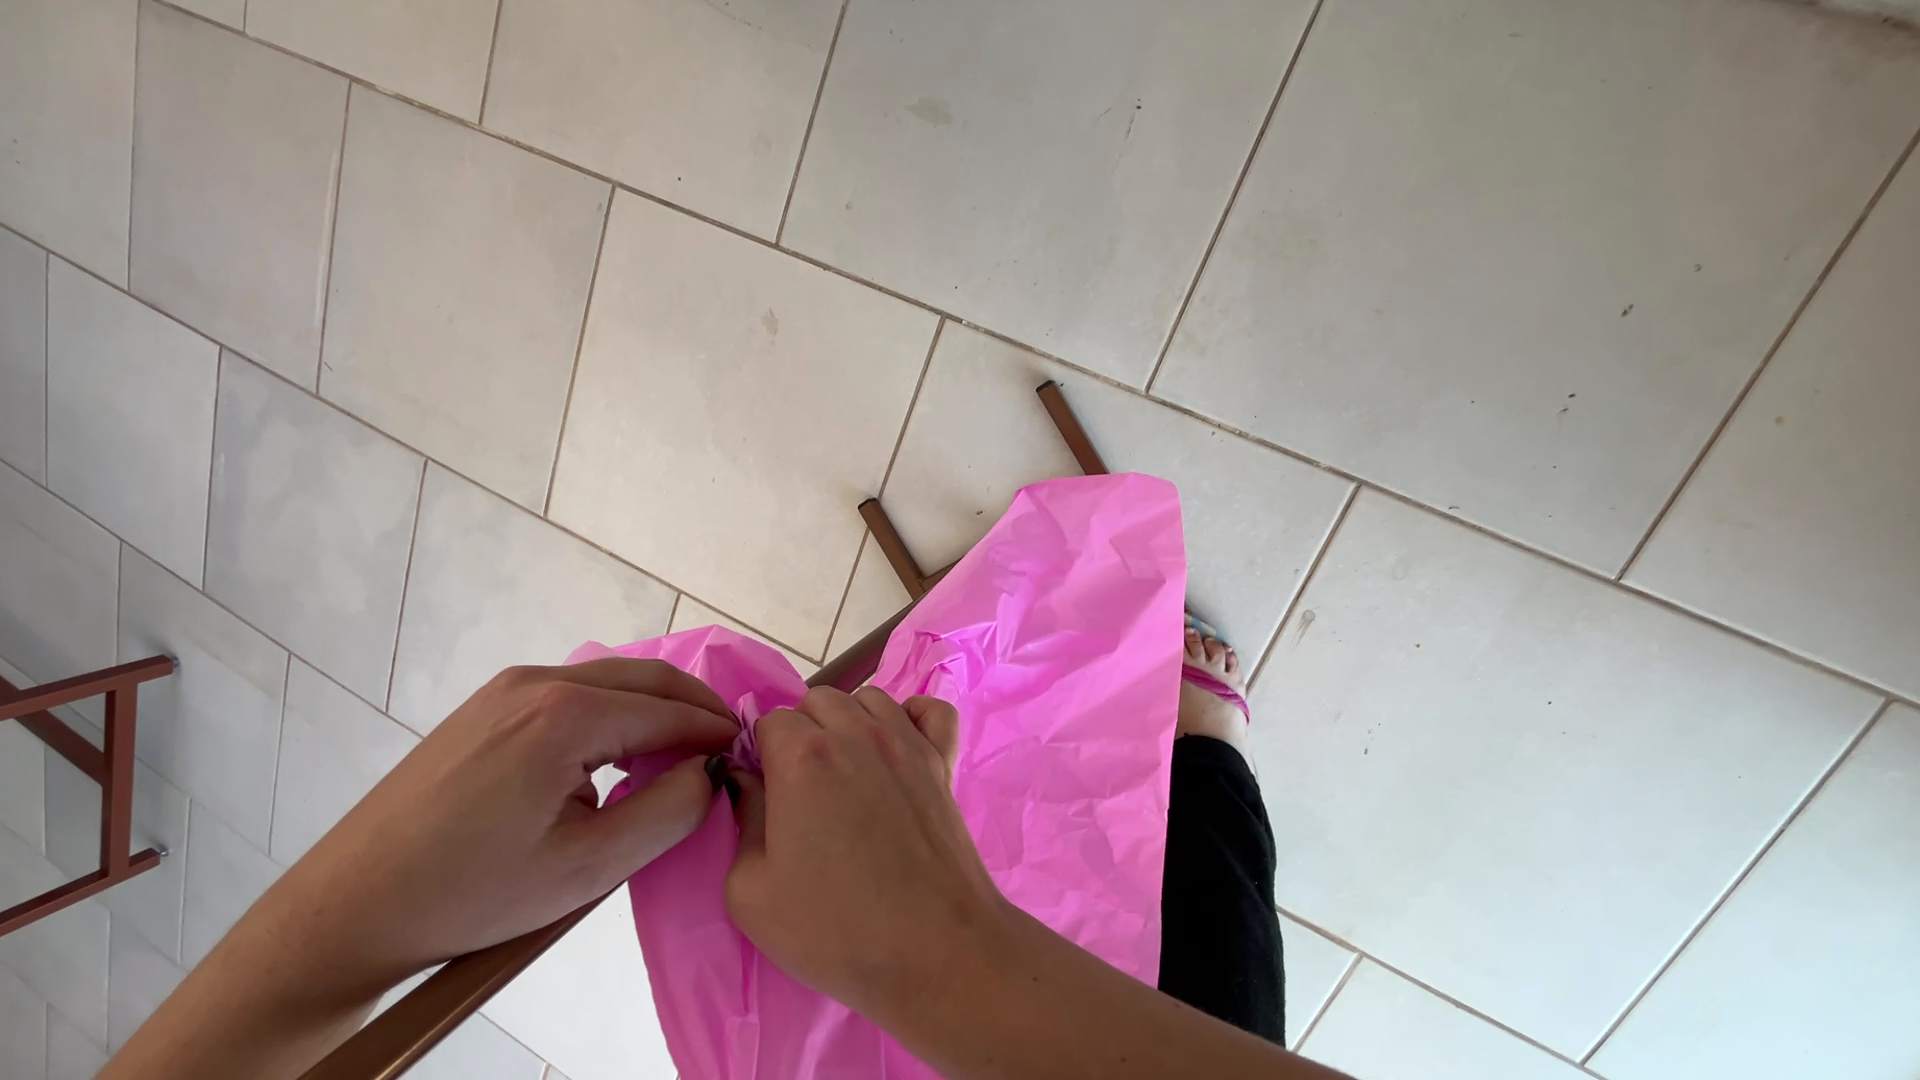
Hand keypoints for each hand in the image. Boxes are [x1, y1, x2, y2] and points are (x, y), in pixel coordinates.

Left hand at [254, 658, 739, 1001]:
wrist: (347, 909)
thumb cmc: (474, 894)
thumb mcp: (589, 867)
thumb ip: (669, 810)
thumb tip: (710, 770)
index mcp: (565, 714)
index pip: (670, 710)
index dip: (716, 731)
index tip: (749, 754)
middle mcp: (538, 681)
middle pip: (645, 678)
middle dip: (694, 706)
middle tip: (726, 744)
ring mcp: (505, 688)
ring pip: (610, 679)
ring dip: (655, 706)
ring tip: (680, 751)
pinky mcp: (485, 705)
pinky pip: (574, 691)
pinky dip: (615, 710)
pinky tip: (618, 751)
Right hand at [724, 686, 1012, 1026]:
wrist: (933, 951)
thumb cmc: (834, 929)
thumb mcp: (750, 891)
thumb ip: (743, 819)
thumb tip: (747, 780)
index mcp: (802, 756)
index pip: (769, 722)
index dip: (761, 754)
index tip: (765, 792)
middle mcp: (856, 732)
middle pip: (817, 702)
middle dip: (802, 733)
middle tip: (803, 790)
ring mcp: (907, 741)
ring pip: (869, 698)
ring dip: (851, 722)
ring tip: (848, 770)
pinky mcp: (944, 759)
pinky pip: (931, 710)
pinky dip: (913, 717)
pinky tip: (901, 746)